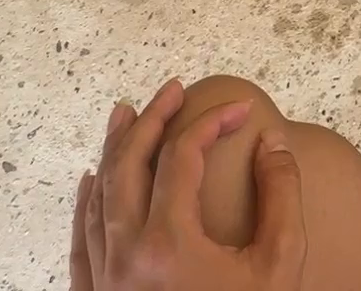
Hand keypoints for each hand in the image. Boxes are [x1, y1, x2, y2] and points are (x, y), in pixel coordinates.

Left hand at [70, 79, 306, 290]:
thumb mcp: (280, 261)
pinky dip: (85, 203)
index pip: (183, 157)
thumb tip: (270, 142)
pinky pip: (79, 241)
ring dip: (114, 151)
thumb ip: (280, 193)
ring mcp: (101, 283)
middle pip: (127, 168)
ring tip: (126, 112)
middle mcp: (122, 257)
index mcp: (168, 243)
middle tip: (174, 88)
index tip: (244, 111)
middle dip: (151, 120)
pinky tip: (91, 182)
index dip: (213, 122)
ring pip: (97, 200)